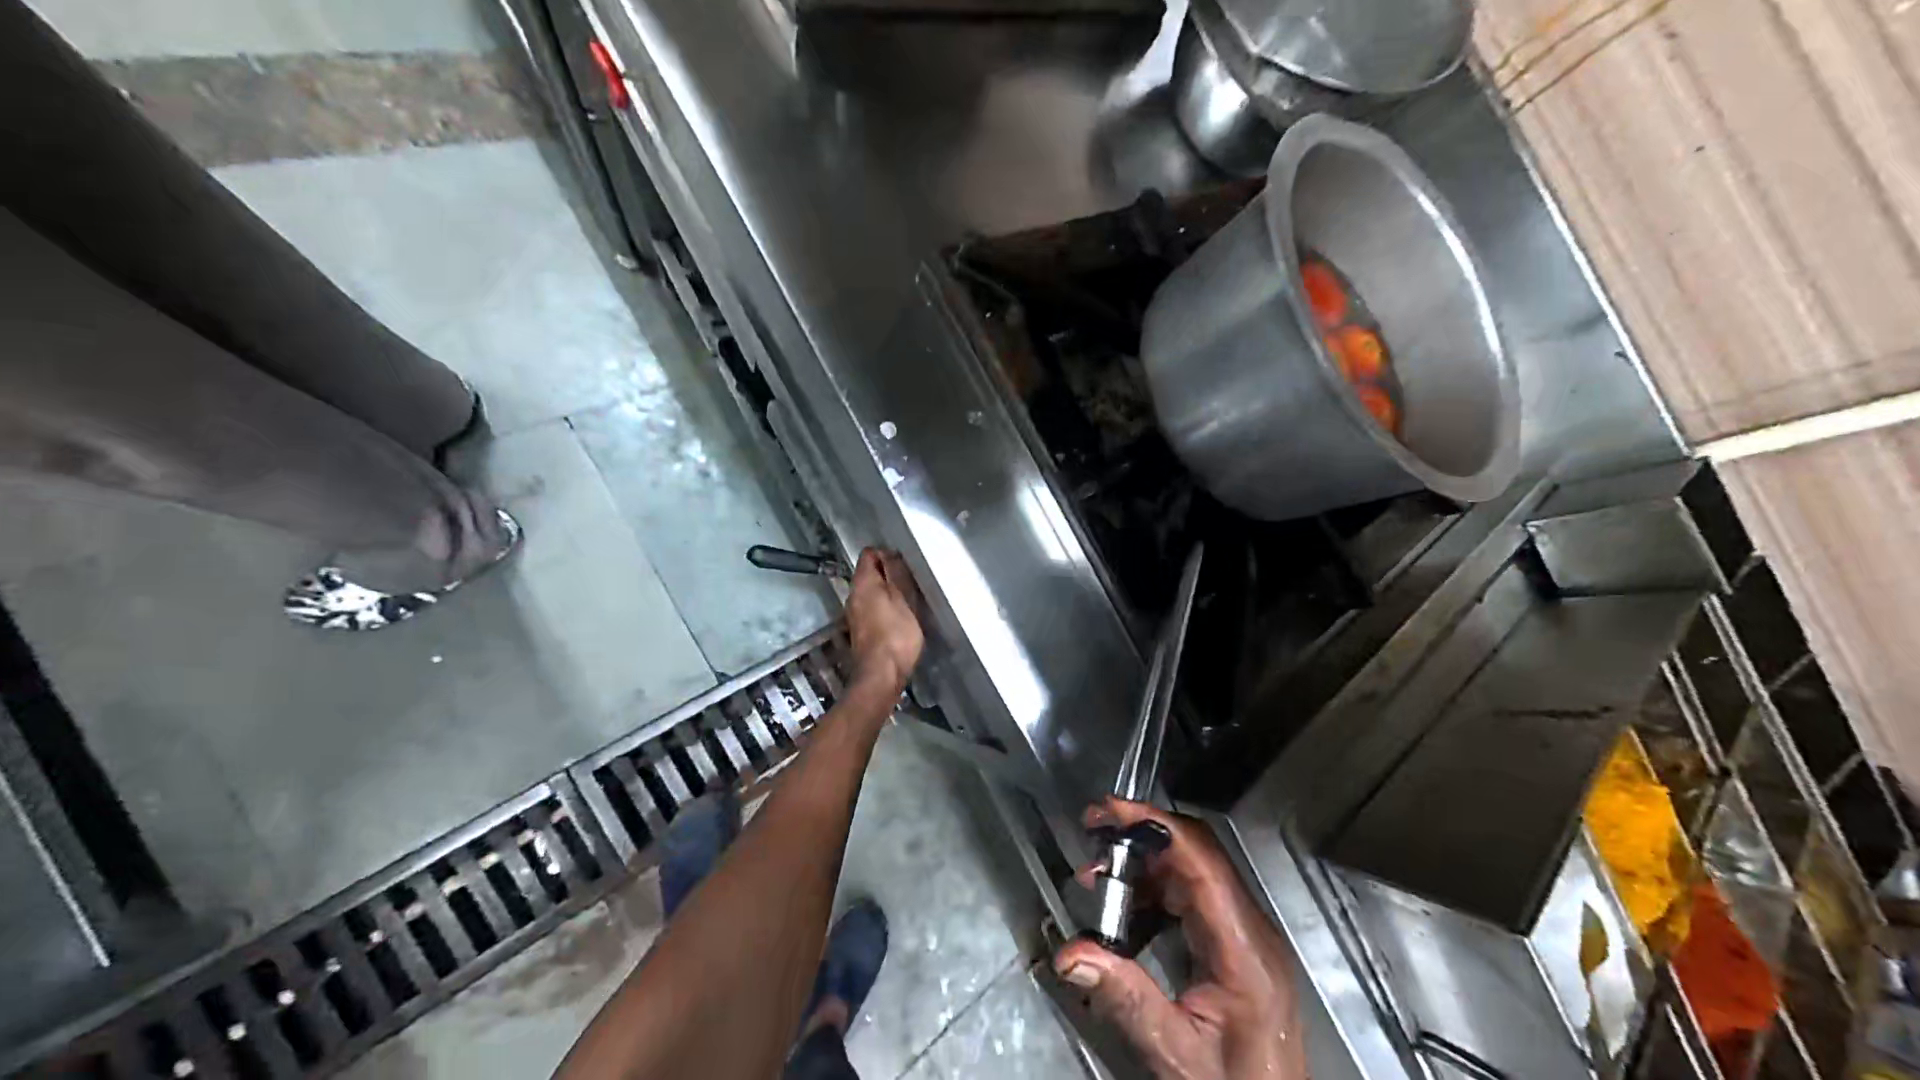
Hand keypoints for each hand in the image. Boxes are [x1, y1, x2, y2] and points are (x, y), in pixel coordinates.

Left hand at [845, 547, 922, 698]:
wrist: (881, 674)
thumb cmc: (896, 634)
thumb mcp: (903, 598)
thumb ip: (896, 573)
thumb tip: (890, 554)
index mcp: (863, 583)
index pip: (869, 553)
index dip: (887, 553)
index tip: (905, 564)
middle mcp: (853, 594)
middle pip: (868, 572)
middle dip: (888, 572)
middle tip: (911, 581)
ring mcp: (854, 613)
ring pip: (870, 591)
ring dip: (887, 590)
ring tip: (909, 599)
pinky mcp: (861, 629)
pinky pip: (871, 607)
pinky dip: (884, 606)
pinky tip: (899, 616)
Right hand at [1054, 799, 1308, 1079]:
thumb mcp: (1175, 1051)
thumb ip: (1124, 998)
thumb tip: (1071, 953)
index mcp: (1245, 949)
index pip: (1204, 861)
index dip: (1157, 825)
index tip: (1112, 810)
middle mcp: (1251, 930)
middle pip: (1198, 854)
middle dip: (1142, 834)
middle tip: (1095, 830)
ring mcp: (1245, 933)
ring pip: (1193, 869)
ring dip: (1144, 862)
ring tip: (1099, 874)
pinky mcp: (1235, 942)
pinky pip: (1192, 894)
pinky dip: (1154, 889)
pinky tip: (1125, 908)